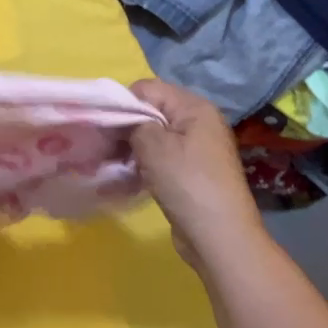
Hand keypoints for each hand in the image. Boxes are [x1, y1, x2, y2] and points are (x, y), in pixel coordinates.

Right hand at [125, 78, 266, 267]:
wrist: (220, 238)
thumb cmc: (187, 182)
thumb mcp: (152, 144)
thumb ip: (131, 121)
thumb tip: (120, 120)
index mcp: (195, 107)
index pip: (147, 89)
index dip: (124, 104)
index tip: (107, 126)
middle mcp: (199, 123)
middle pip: (151, 111)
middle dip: (127, 126)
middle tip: (107, 146)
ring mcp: (198, 149)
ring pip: (154, 136)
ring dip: (133, 147)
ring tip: (117, 163)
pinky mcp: (193, 172)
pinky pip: (162, 156)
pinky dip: (145, 163)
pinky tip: (132, 175)